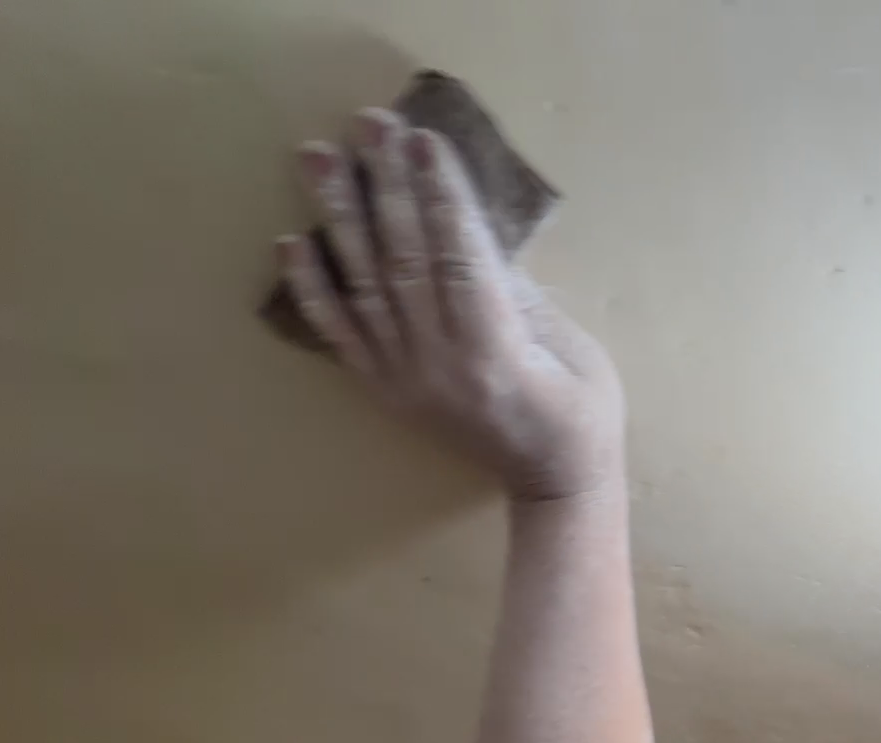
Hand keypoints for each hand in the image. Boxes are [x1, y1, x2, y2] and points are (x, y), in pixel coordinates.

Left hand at [277, 109, 624, 502]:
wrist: (557, 481)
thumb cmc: (586, 418)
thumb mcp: (580, 354)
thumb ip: (530, 301)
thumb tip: (482, 245)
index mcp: (498, 351)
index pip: (461, 256)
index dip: (442, 195)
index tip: (425, 141)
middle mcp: (440, 359)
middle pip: (405, 258)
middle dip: (387, 186)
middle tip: (369, 124)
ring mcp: (405, 376)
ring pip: (364, 285)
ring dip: (339, 217)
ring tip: (318, 157)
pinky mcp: (387, 390)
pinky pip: (340, 334)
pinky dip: (313, 288)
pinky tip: (294, 242)